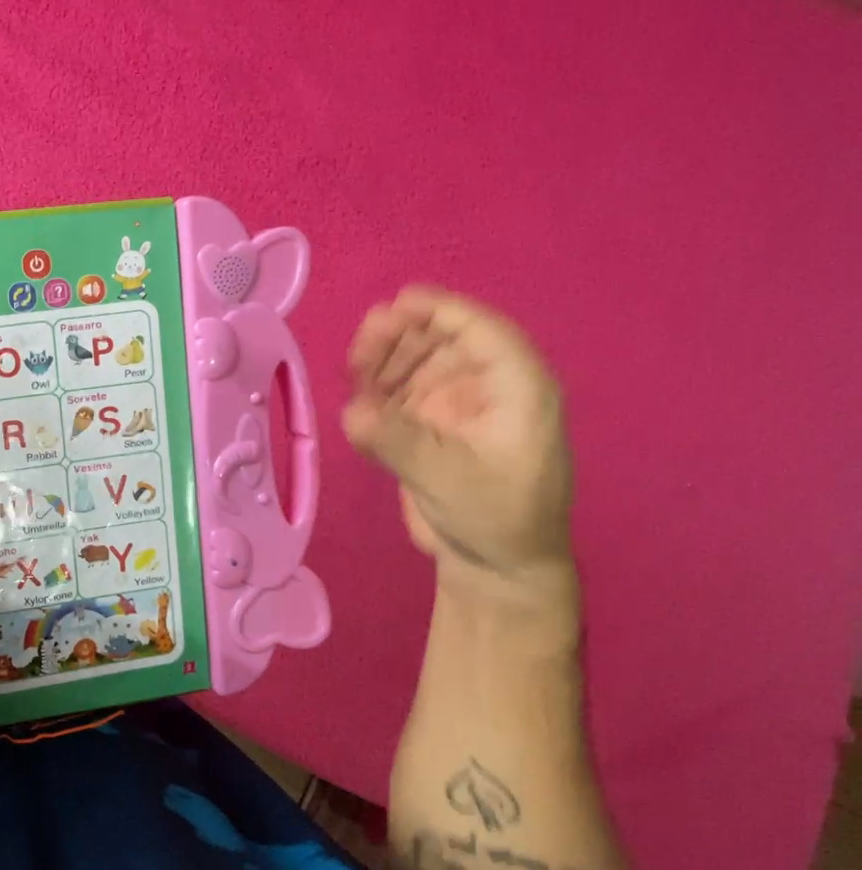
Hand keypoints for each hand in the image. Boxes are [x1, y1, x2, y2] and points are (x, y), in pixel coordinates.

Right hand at [342, 286, 575, 608]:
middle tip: (360, 344)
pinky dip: (375, 393)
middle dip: (400, 337)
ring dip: (382, 363)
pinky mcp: (428, 429)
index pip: (483, 334)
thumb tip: (352, 411)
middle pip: (441, 343)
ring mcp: (454, 408)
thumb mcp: (448, 479)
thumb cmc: (496, 518)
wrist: (493, 567)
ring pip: (414, 366)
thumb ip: (399, 441)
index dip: (442, 312)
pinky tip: (359, 404)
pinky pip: (398, 395)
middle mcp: (486, 390)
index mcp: (517, 392)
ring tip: (353, 374)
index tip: (397, 302)